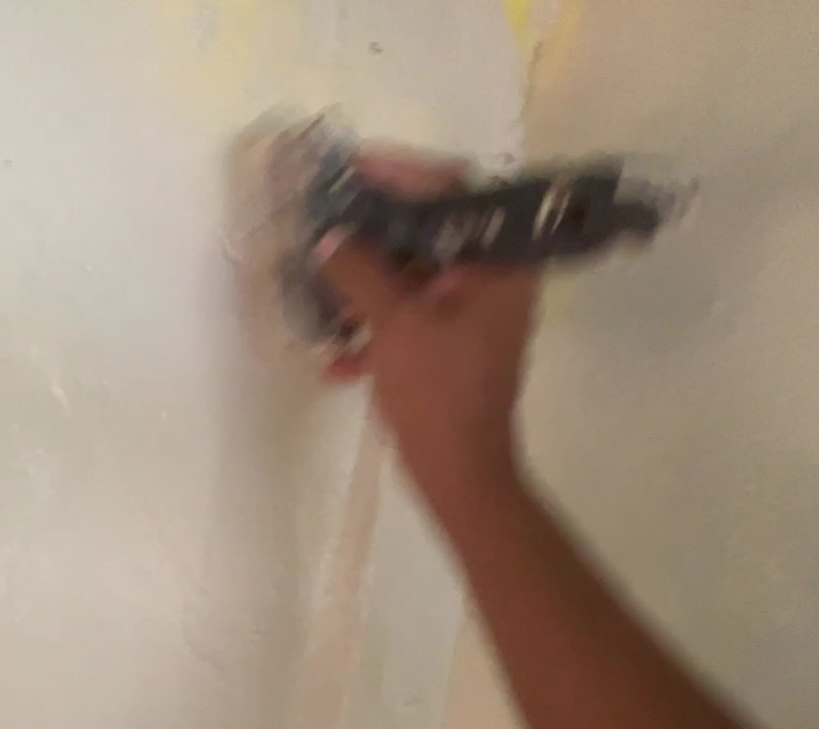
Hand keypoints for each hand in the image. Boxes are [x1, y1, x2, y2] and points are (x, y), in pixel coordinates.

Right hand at [314, 151, 541, 506]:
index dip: (402, 176)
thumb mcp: (395, 327)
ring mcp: (470, 315)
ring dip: (365, 288)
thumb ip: (360, 275)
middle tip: (327, 225)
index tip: (354, 170)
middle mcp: (492, 279)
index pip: (454, 193)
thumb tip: (330, 239)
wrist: (457, 470)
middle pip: (428, 235)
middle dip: (372, 236)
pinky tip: (337, 361)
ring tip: (320, 293)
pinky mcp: (448, 346)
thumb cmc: (437, 393)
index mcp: (498, 263)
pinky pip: (406, 320)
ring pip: (411, 280)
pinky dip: (373, 332)